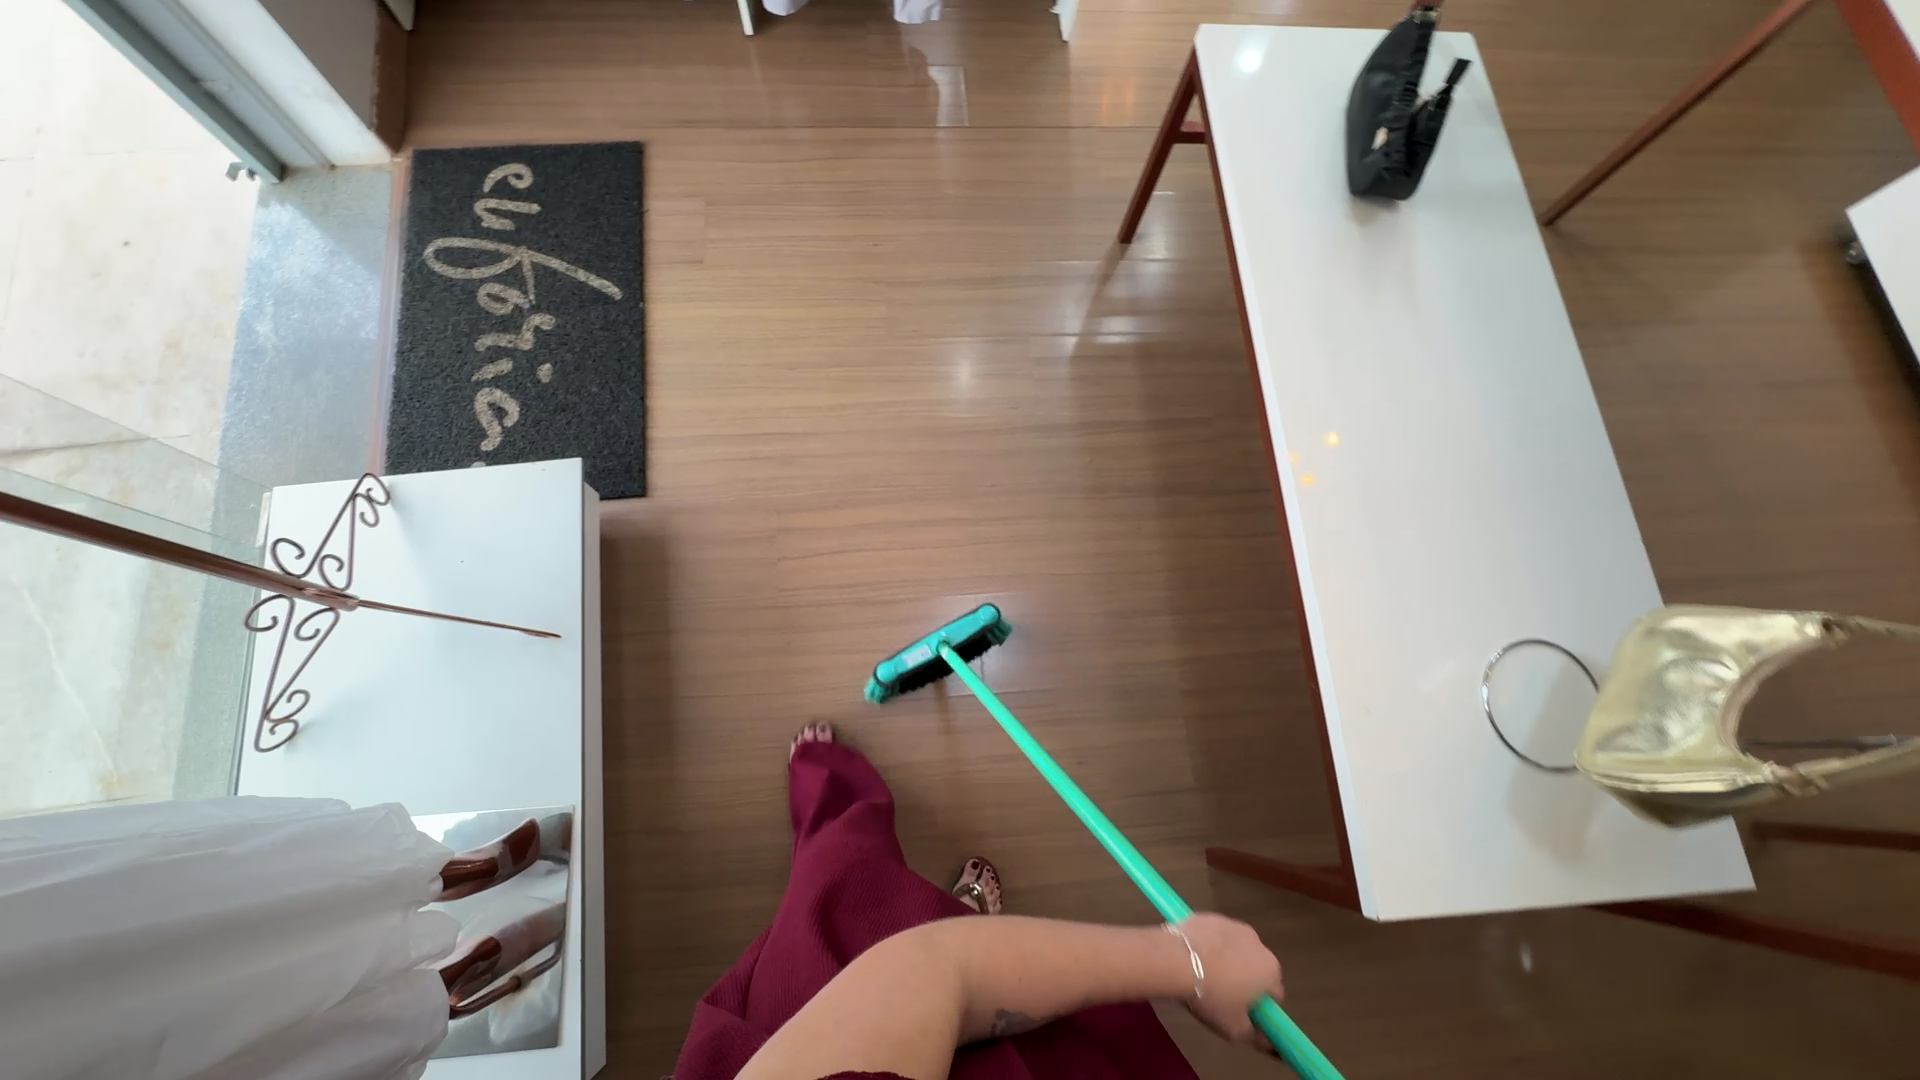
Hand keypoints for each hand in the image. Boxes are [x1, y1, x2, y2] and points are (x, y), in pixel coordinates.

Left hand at [1170, 913, 1284, 1049]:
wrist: (1175, 959)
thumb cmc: (1211, 996)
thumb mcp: (1235, 1029)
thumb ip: (1258, 1037)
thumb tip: (1268, 1041)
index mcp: (1270, 970)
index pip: (1273, 994)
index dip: (1259, 1006)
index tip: (1242, 1012)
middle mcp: (1258, 943)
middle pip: (1255, 967)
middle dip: (1244, 980)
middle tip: (1222, 994)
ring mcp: (1233, 924)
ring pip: (1236, 949)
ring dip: (1227, 959)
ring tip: (1204, 973)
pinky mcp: (1211, 915)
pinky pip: (1216, 935)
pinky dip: (1210, 944)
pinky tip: (1194, 956)